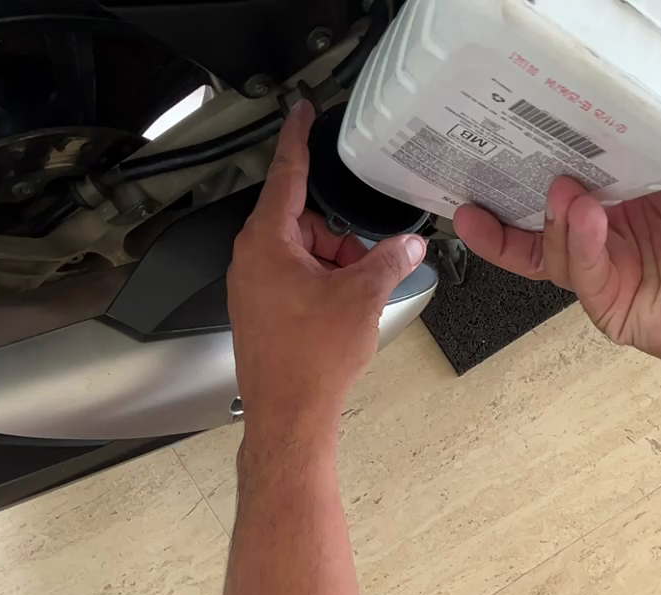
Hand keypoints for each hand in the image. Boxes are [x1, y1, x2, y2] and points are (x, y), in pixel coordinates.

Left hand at [227, 101, 428, 446]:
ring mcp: (252, 290)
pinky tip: (337, 318)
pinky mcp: (259, 315)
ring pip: (300, 257)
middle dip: (339, 241)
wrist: (289, 416)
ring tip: (352, 303)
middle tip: (364, 268)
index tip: (301, 112)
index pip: (286, 173)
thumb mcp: (362, 298)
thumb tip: (409, 245)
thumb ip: (389, 261)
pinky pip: (293, 284)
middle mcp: (251, 261)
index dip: (299, 138)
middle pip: (303, 223)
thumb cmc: (310, 362)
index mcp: (267, 242)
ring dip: (333, 269)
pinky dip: (320, 290)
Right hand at [453, 97, 660, 370]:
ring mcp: (608, 265)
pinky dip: (579, 247)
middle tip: (476, 163)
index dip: (531, 142)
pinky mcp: (609, 303)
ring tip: (562, 192)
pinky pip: (578, 274)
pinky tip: (587, 220)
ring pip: (548, 244)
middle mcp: (614, 221)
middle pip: (539, 205)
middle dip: (504, 189)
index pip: (567, 157)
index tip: (499, 118)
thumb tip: (640, 47)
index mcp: (632, 176)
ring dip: (550, 217)